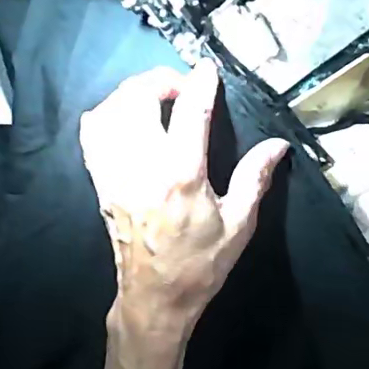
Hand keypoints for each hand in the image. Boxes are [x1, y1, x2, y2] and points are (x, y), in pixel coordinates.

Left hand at [80, 65, 291, 344]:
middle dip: (161, 79)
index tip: (208, 70)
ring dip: (132, 93)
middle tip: (182, 86)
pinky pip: (91, 136)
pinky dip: (105, 115)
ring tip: (154, 98)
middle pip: (138, 98)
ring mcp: (115, 174)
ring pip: (111, 111)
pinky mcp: (101, 184)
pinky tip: (123, 118)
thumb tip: (276, 145)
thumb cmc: (200, 264)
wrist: (154, 298)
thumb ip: (254, 178)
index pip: (189, 112)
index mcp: (181, 175)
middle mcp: (142, 168)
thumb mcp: (238, 224)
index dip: (200, 82)